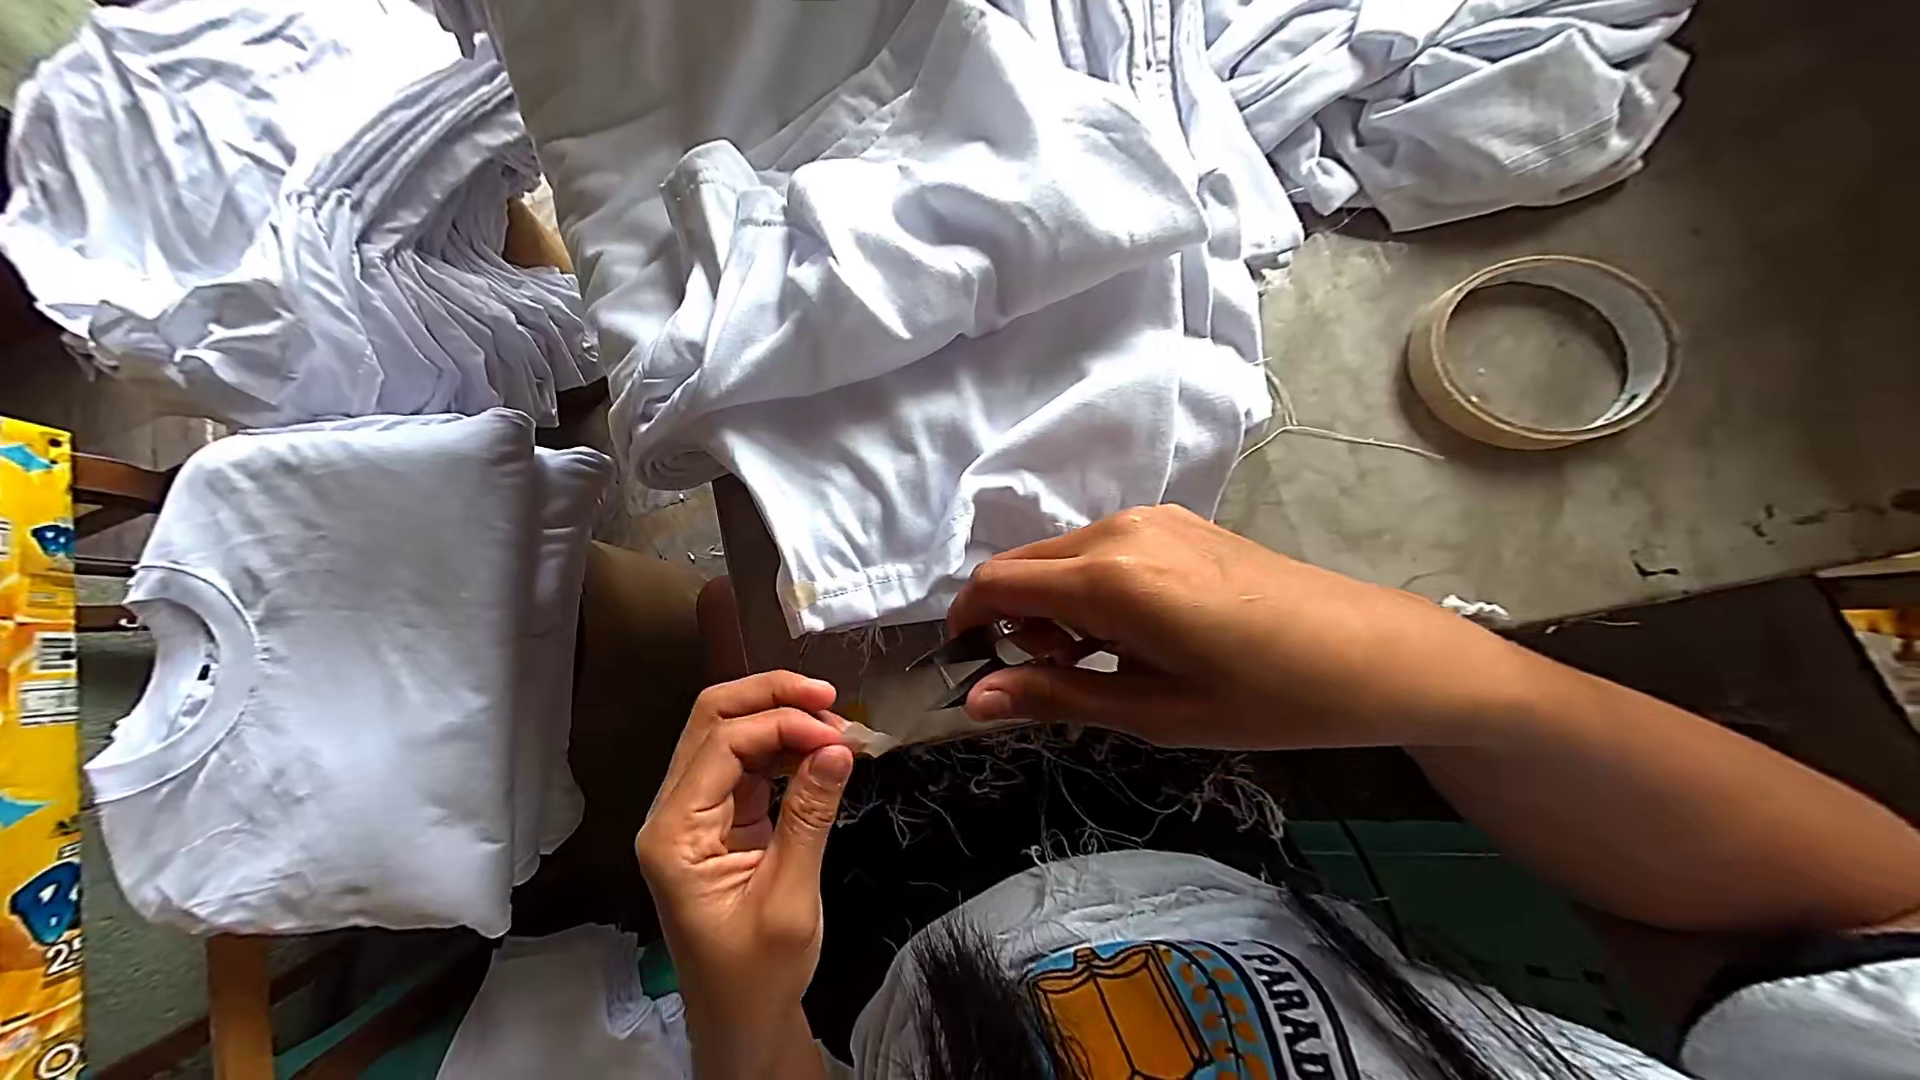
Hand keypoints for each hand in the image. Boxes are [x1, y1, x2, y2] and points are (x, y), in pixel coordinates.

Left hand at [635, 672, 852, 1077]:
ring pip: (730, 730)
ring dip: (782, 716)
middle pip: (713, 718)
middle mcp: (675, 811)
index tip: (837, 735)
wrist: (742, 1021)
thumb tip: (838, 748)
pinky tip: (819, 747)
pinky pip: (750, 759)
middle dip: (771, 696)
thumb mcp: (789, 900)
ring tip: (835, 725)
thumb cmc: (757, 976)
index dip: (783, 724)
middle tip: (828, 698)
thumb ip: (810, 816)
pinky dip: (786, 744)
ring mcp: (697, 810)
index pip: (723, 743)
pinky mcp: (723, 814)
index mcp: (674, 834)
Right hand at [946, 505, 1531, 748]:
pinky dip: (1085, 585)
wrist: (1372, 652)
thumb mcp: (1151, 712)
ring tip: (1100, 655)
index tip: (966, 662)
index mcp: (1110, 578)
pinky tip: (1131, 623)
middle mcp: (1120, 530)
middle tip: (1053, 672)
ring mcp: (1150, 517)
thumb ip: (1054, 695)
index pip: (998, 583)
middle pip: (1023, 563)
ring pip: (1059, 555)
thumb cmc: (1263, 697)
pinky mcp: (1174, 519)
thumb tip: (973, 699)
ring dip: (1051, 602)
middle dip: (1012, 617)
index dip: (966, 620)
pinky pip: (1097, 546)